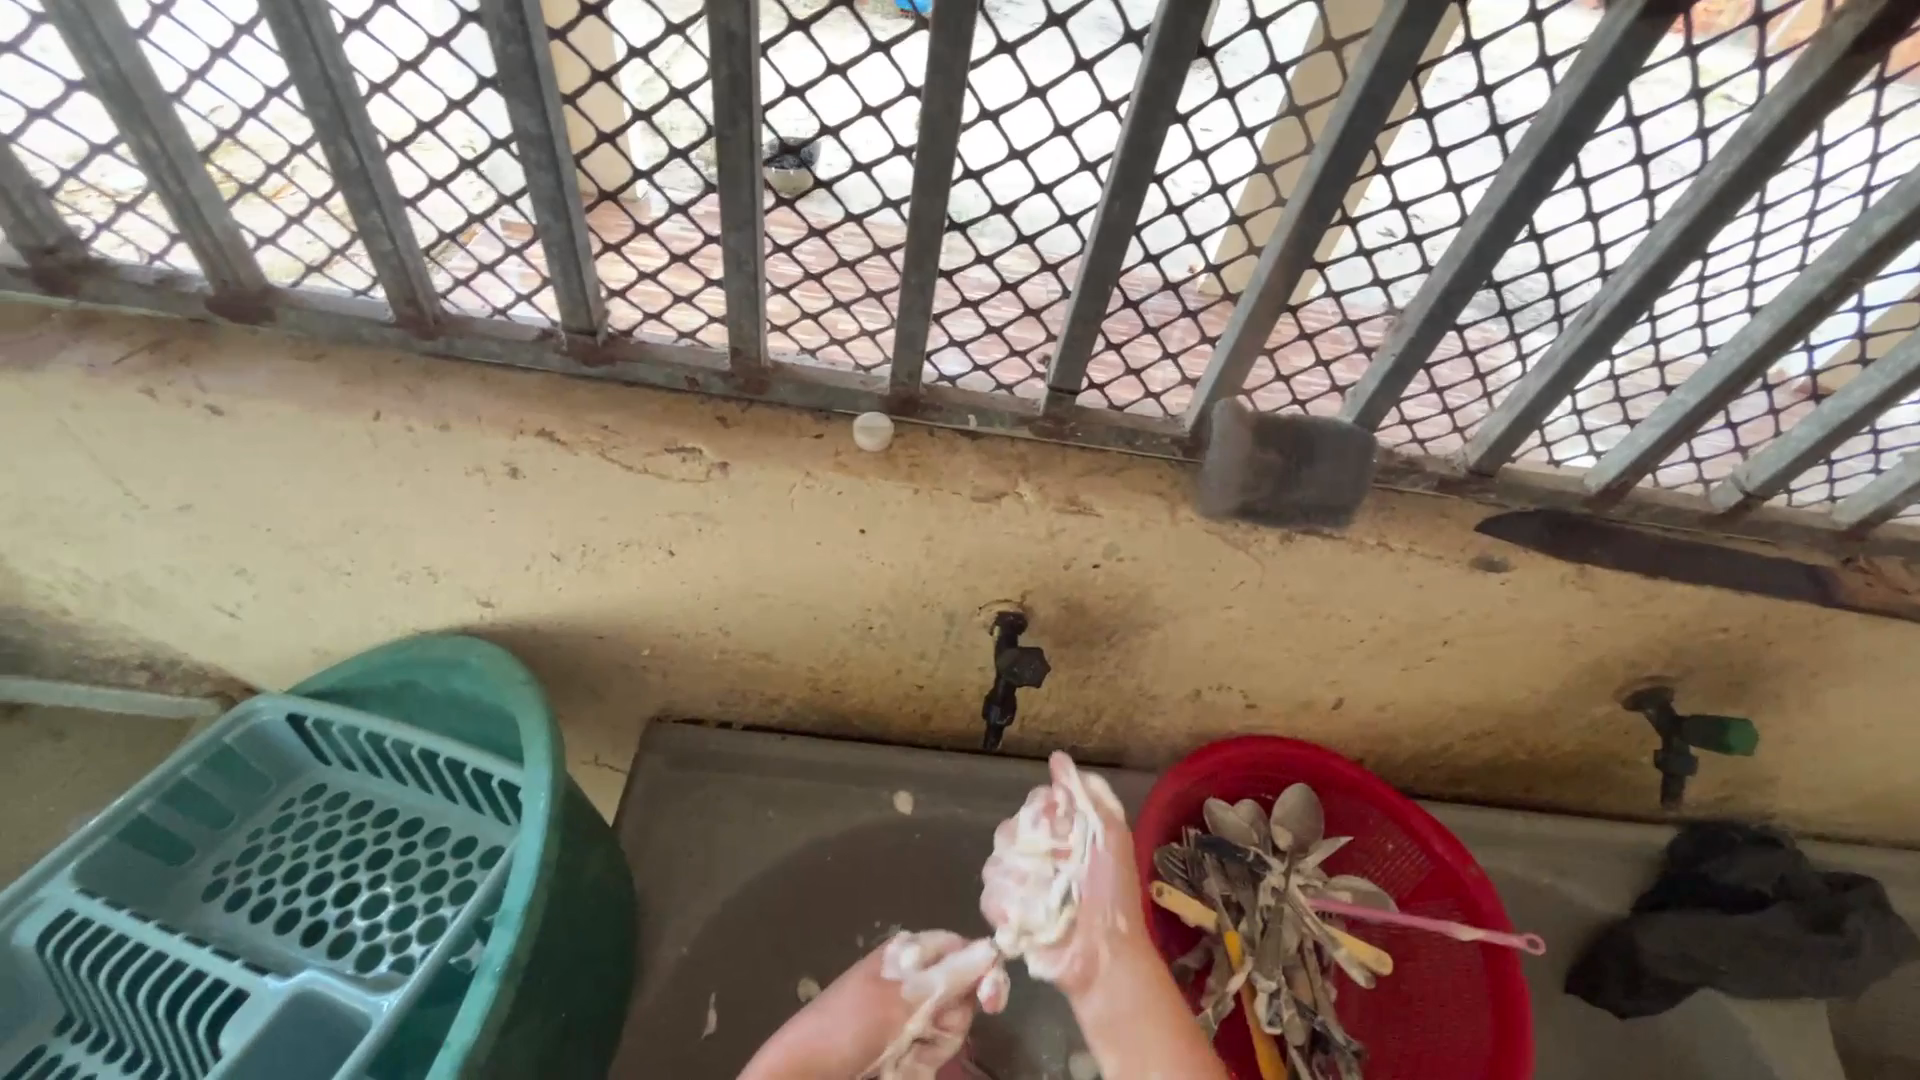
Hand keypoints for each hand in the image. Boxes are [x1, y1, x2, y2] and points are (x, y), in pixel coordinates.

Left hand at [739, 931, 1004, 1079]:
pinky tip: (893, 1070)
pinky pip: (931, 1057)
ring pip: (949, 1033)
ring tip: (895, 1057)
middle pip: (962, 998)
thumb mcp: (901, 999)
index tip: (990, 999)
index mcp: (910, 954)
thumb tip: (993, 948)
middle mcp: (914, 981)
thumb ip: (951, 976)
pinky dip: (915, 1068)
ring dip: (926, 1051)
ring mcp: (909, 1018)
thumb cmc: (848, 1027)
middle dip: (945, 1023)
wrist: (806, 1077)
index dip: (983, 971)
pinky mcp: (905, 1051)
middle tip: (917, 1032)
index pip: (964, 950)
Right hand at [979, 752, 1145, 999]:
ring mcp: (1018, 883)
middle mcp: (1036, 852)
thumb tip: (1057, 758)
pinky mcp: (1005, 912)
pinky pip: (989, 894)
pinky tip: (1030, 913)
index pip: (1035, 801)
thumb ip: (1088, 793)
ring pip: (994, 861)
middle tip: (1052, 861)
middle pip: (1008, 828)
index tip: (1060, 821)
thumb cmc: (1113, 893)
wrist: (1104, 954)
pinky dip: (1008, 904)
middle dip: (1027, 843)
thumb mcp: (1111, 834)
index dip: (1044, 808)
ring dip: (1019, 877)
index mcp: (1061, 831)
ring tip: (1045, 894)